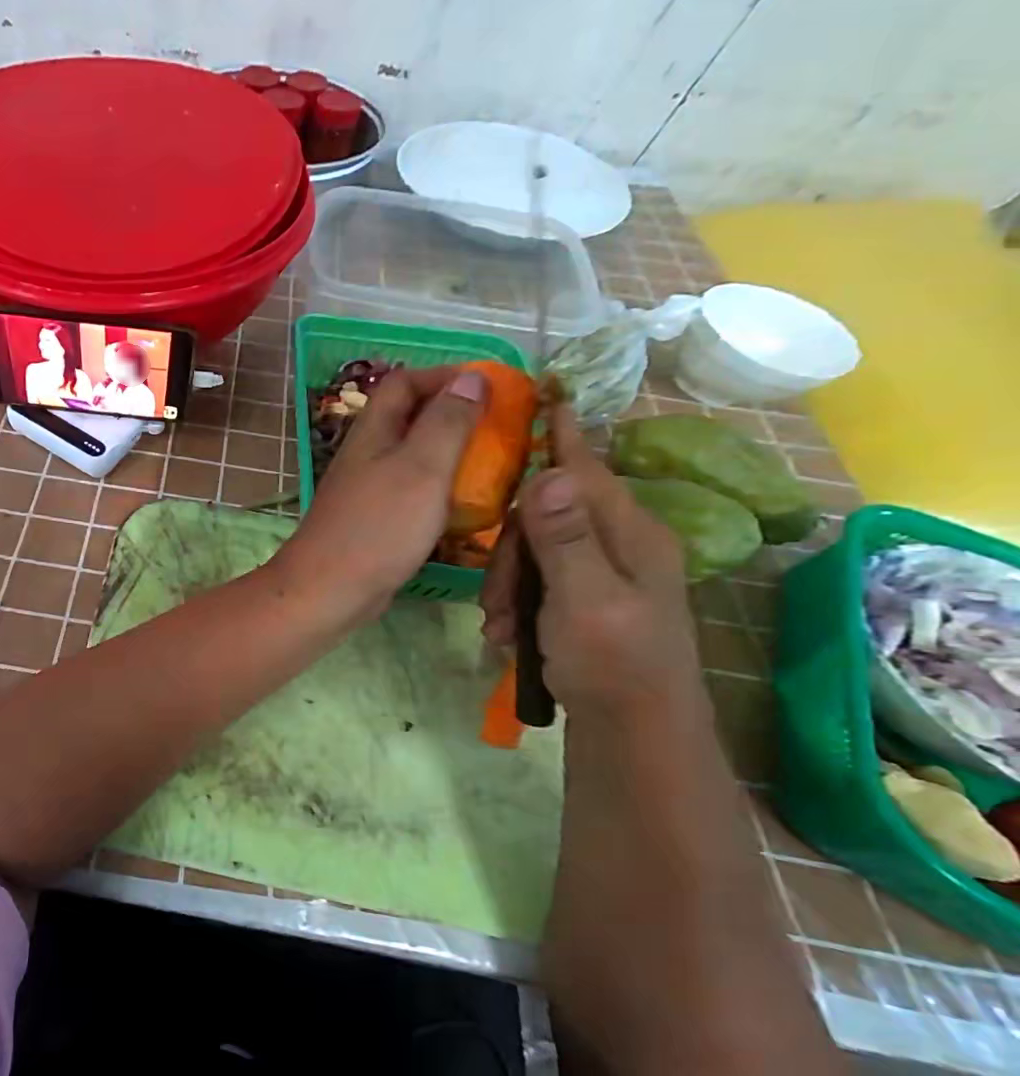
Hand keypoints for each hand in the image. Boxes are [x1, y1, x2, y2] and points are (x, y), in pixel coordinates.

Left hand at [267, 367, 486, 623]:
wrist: (328, 589)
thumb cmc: (378, 526)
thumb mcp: (422, 468)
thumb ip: (446, 422)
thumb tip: (472, 377)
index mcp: (372, 432)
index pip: (404, 382)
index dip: (444, 376)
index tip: (492, 388)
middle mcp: (366, 454)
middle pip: (409, 417)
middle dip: (454, 413)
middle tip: (502, 426)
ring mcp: (367, 488)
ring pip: (412, 455)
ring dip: (450, 452)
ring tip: (497, 462)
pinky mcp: (374, 519)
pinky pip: (411, 490)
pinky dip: (440, 488)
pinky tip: (469, 504)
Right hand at [481, 407, 706, 718]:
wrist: (633, 732)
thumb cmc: (612, 663)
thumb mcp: (584, 599)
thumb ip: (564, 538)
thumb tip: (548, 473)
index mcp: (630, 535)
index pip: (587, 471)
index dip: (563, 437)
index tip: (547, 395)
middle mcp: (620, 545)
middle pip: (546, 516)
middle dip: (510, 553)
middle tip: (493, 599)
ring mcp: (603, 573)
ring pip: (535, 551)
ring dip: (507, 585)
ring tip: (497, 625)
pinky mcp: (586, 599)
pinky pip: (538, 581)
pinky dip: (515, 603)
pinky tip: (506, 633)